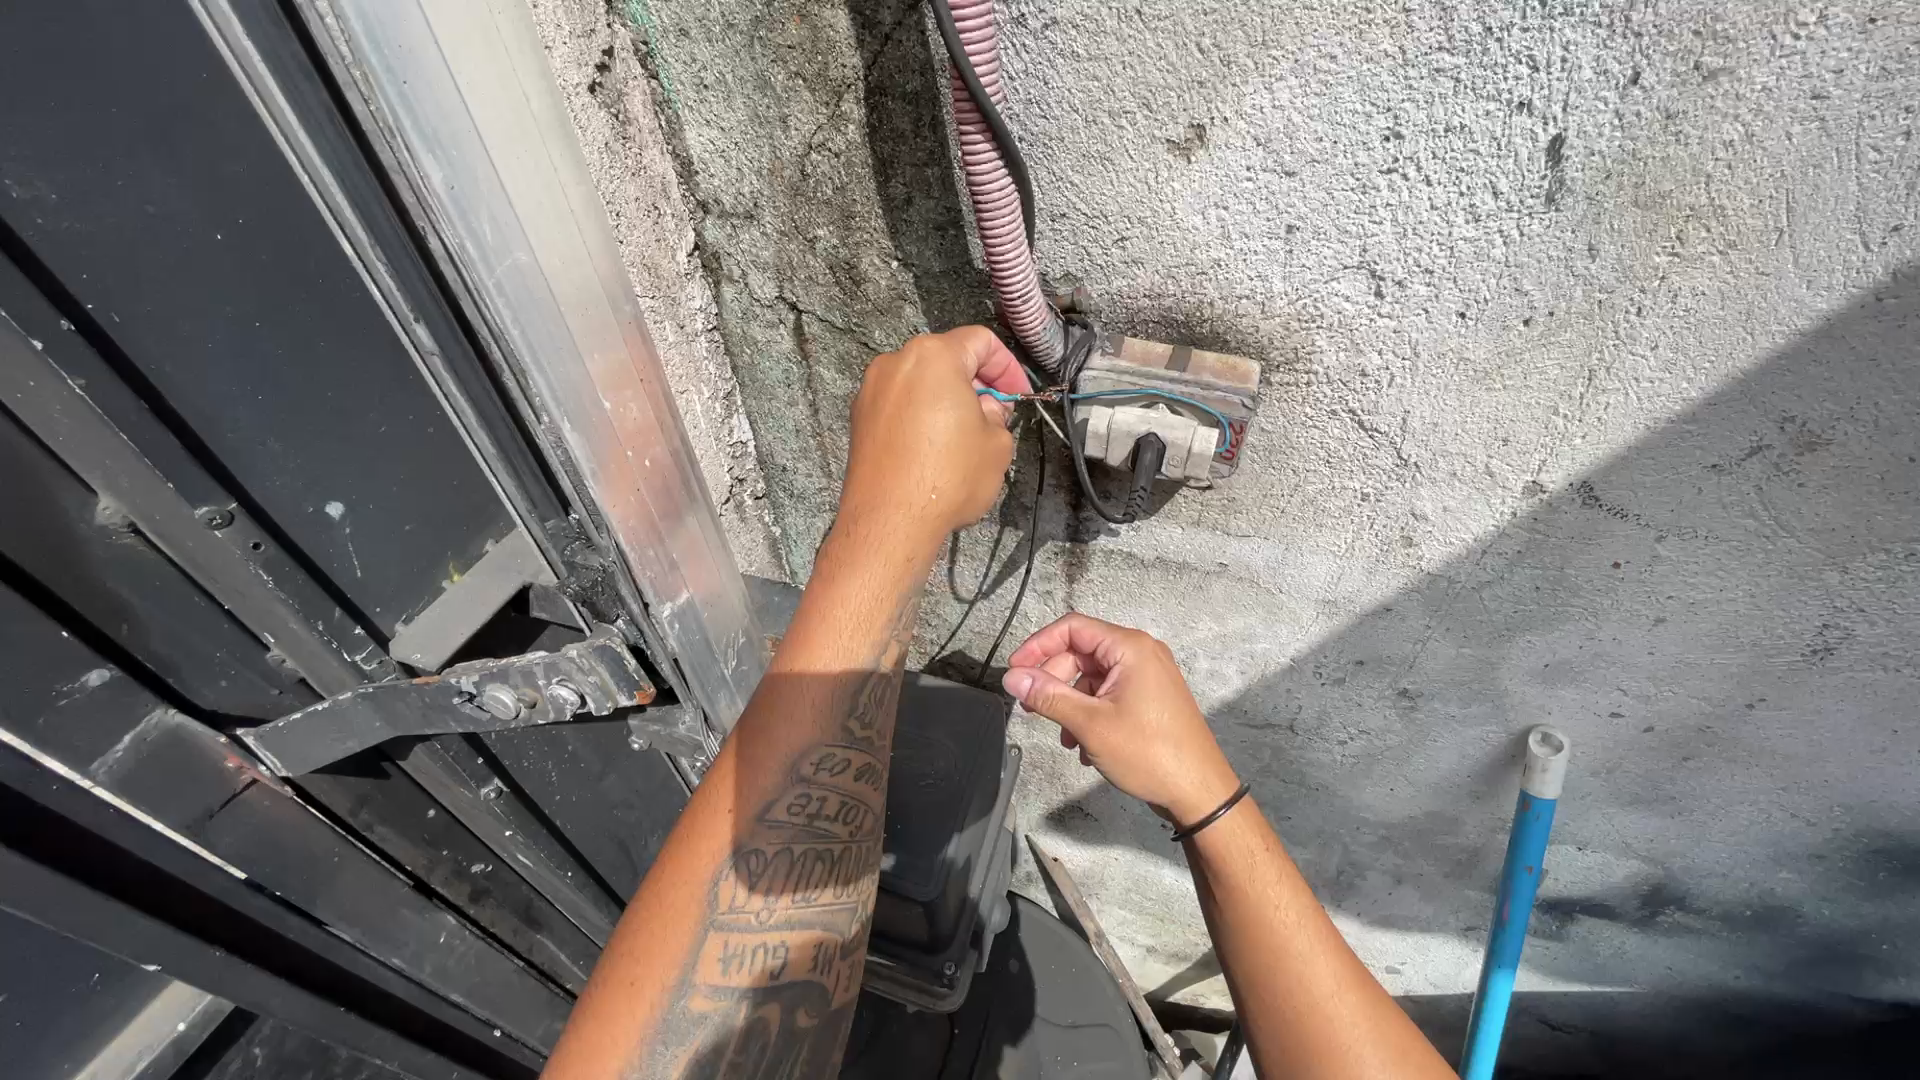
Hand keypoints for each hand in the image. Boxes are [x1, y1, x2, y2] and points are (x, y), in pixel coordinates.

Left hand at [840, 327, 1032, 542]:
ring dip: (947, 402)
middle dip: (975, 384)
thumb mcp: (997, 445)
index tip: (1016, 392)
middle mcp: (896, 364)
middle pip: (946, 360)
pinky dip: (920, 418)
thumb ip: (998, 416)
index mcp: (934, 356)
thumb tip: (986, 410)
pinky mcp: (860, 420)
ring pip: (921, 384)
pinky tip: (935, 450)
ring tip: (965, 437)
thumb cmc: (944, 479)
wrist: (890, 521)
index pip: (980, 341)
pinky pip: (900, 407)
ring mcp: (872, 391)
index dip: (1007, 366)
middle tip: (995, 415)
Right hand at [1001, 614, 1241, 825]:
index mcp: (1129, 647)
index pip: (1071, 628)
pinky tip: (1085, 746)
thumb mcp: (1090, 724)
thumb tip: (1012, 678)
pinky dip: (1091, 713)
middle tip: (1032, 708)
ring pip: (1092, 677)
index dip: (1037, 645)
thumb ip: (1048, 696)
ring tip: (1065, 738)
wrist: (1201, 793)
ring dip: (1071, 703)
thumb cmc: (1150, 754)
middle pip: (1080, 653)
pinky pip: (1109, 693)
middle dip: (1053, 680)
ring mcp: (1148, 675)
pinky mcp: (1150, 697)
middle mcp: (1141, 653)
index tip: (1015, 671)